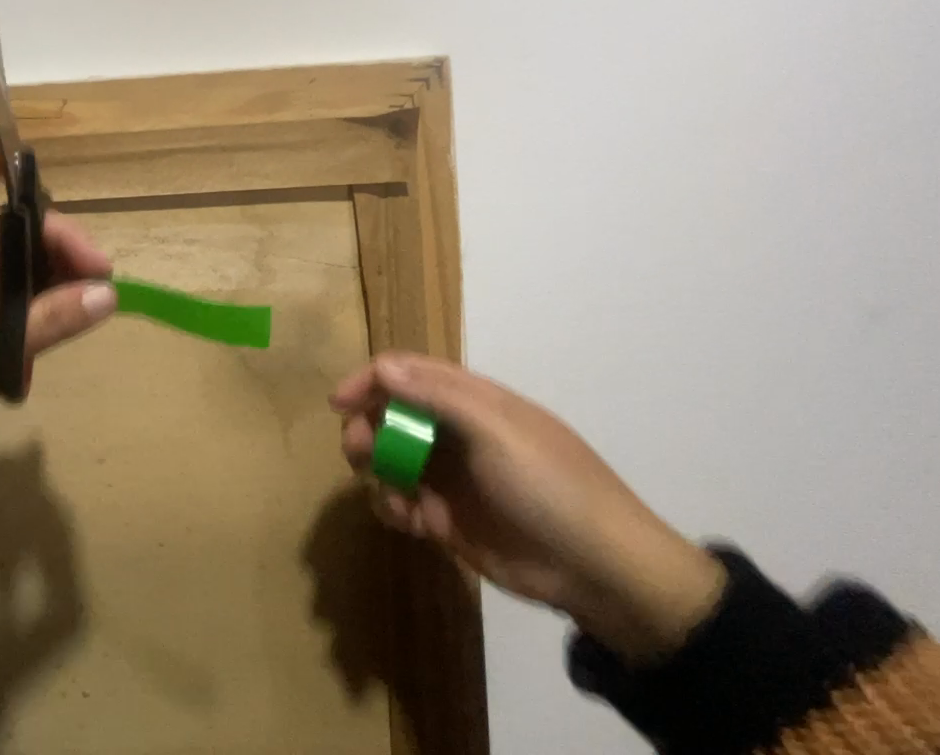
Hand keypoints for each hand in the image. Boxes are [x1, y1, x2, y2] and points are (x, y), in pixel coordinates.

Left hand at [0, 210, 116, 505]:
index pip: (26, 222)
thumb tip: (110, 293)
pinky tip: (28, 364)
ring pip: (24, 286)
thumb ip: (53, 317)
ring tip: (60, 340)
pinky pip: (11, 314)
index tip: (106, 276)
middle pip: (29, 250)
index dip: (70, 241)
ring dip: (46, 310)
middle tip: (93, 309)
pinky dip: (28, 333)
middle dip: (63, 276)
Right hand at [331, 353, 726, 661]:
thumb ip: (437, 396)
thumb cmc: (551, 488)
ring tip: (393, 496)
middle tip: (358, 454)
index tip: (339, 404)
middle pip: (389, 415)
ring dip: (378, 472)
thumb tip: (383, 366)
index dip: (369, 382)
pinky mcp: (445, 516)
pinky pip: (399, 501)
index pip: (407, 374)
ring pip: (388, 459)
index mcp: (473, 402)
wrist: (600, 571)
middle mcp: (456, 433)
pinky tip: (410, 521)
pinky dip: (392, 506)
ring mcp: (449, 476)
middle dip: (367, 431)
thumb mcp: (497, 432)